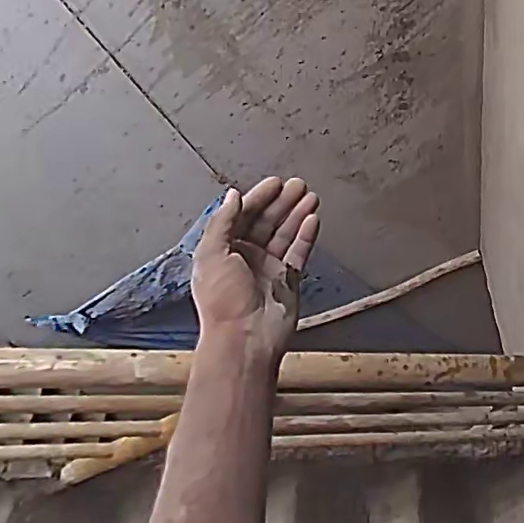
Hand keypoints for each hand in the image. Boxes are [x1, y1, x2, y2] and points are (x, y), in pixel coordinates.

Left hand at [192, 177, 320, 360]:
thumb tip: (232, 196)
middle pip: (266, 222)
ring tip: (310, 196)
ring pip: (285, 234)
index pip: (242, 216)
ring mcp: (268, 269)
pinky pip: (298, 252)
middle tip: (298, 185)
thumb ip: (222, 222)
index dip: (258, 198)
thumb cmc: (222, 301)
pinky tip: (312, 219)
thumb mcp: (211, 254)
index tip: (274, 183)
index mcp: (223, 250)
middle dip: (281, 202)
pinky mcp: (288, 280)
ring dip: (296, 214)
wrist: (244, 338)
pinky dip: (306, 235)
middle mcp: (246, 257)